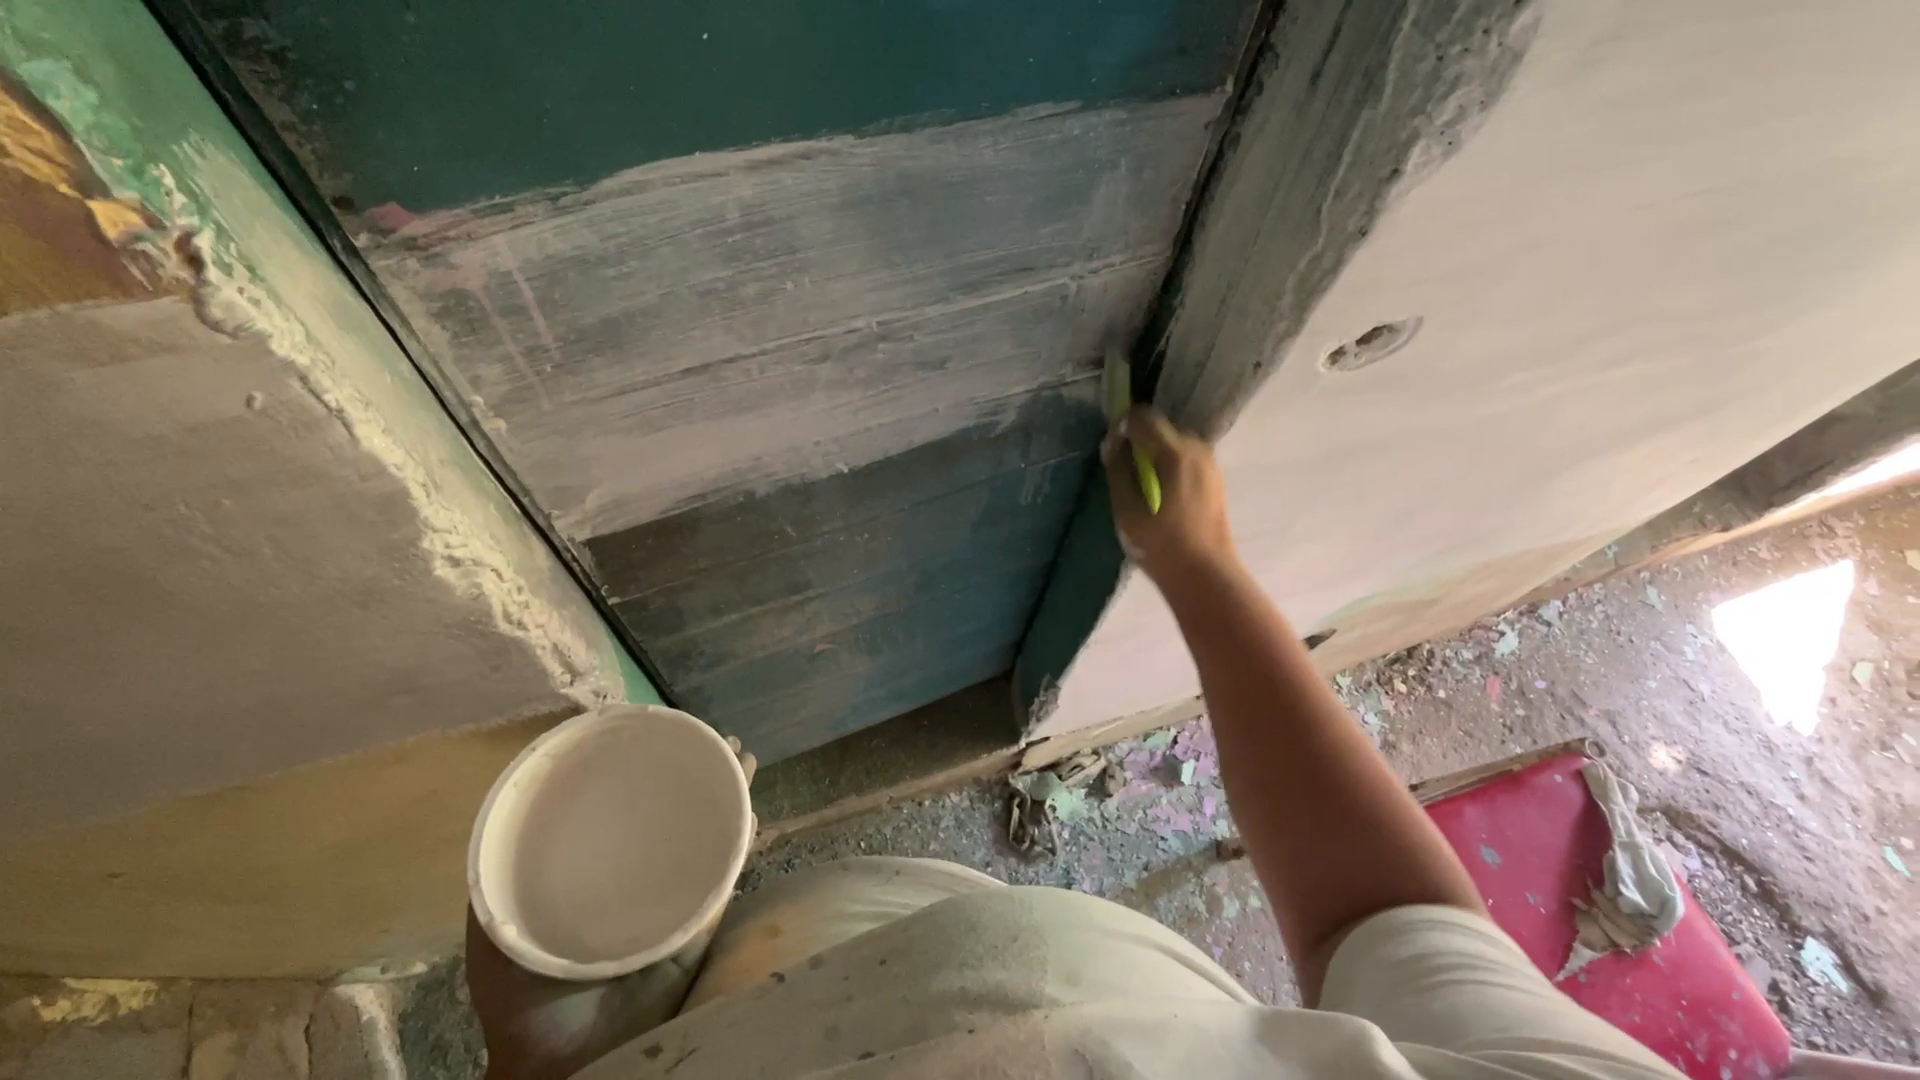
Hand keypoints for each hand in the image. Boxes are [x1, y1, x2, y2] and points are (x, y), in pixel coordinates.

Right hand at [1103, 406, 1235, 583]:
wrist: (1205, 574)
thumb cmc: (1161, 545)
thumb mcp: (1127, 510)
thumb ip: (1118, 470)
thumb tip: (1113, 444)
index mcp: (1174, 453)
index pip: (1142, 417)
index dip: (1121, 426)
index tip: (1112, 449)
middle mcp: (1196, 448)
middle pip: (1160, 427)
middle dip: (1139, 440)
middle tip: (1125, 470)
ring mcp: (1210, 462)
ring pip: (1174, 441)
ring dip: (1155, 453)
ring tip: (1144, 485)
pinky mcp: (1215, 476)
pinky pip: (1186, 456)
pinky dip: (1170, 463)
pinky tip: (1163, 493)